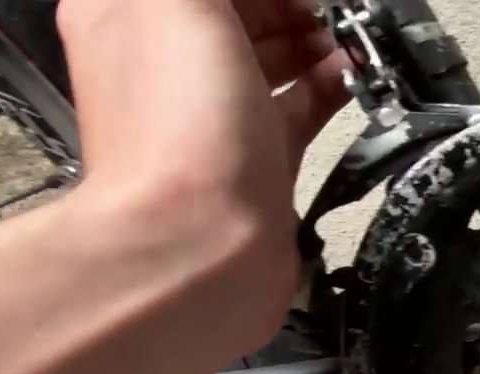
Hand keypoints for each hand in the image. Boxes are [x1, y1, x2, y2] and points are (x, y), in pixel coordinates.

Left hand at [54, 0, 352, 346]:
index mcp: (130, 8)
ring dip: (308, 44)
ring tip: (349, 40)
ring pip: (266, 62)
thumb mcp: (184, 5)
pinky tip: (348, 82)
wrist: (203, 243)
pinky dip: (321, 92)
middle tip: (331, 10)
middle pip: (232, 13)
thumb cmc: (182, 134)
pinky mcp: (257, 163)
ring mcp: (215, 118)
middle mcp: (167, 61)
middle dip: (284, 5)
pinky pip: (291, 113)